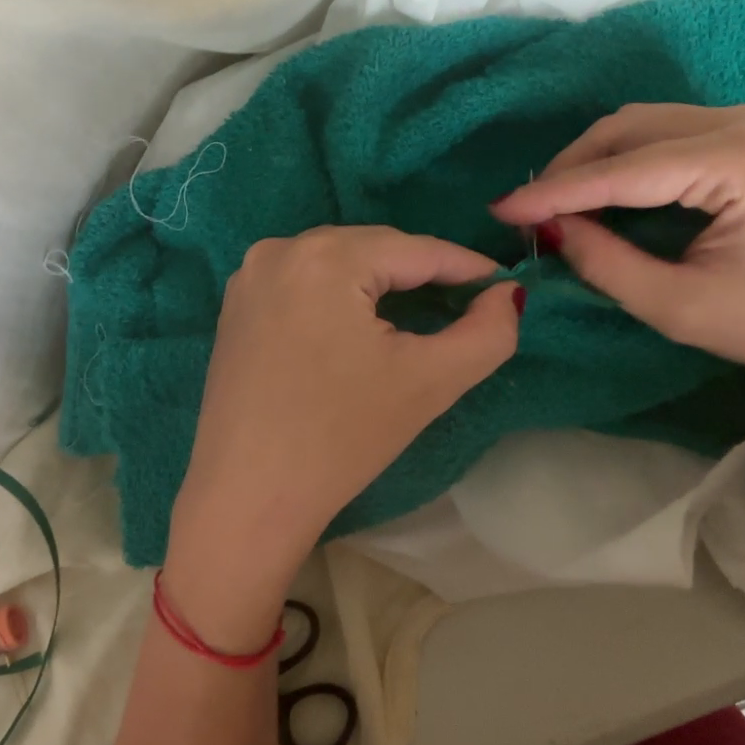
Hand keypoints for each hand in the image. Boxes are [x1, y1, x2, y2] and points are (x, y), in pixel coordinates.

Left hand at [170, 226, 521, 587]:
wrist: (246, 495)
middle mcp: (280, 250)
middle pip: (373, 250)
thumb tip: (509, 295)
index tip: (506, 285)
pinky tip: (361, 323)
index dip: (467, 267)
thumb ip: (488, 333)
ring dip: (381, 280)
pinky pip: (303, 282)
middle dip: (423, 272)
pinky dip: (339, 294)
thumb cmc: (341, 438)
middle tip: (468, 301)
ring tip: (423, 309)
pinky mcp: (236, 306)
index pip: (415, 250)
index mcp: (325, 257)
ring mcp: (250, 276)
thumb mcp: (429, 382)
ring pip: (337, 262)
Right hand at [490, 102, 744, 390]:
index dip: (552, 192)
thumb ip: (607, 263)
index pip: (621, 169)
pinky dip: (632, 161)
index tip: (498, 210)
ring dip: (598, 162)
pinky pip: (675, 133)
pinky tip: (612, 194)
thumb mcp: (682, 307)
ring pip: (648, 125)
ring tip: (563, 208)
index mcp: (741, 159)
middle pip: (630, 129)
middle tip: (531, 215)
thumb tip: (553, 229)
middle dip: (572, 169)